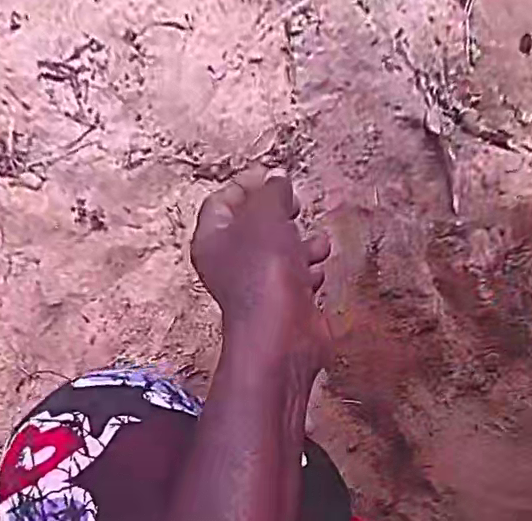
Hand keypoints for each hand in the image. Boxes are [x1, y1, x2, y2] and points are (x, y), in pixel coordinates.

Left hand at [190, 165, 332, 385]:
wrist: (283, 334)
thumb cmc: (264, 273)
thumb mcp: (266, 215)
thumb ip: (271, 192)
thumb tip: (278, 181)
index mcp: (212, 241)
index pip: (221, 203)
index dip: (246, 184)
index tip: (271, 175)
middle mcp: (230, 266)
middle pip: (252, 229)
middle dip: (277, 214)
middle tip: (295, 205)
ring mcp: (257, 289)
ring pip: (278, 256)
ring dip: (300, 243)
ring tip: (318, 241)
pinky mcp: (282, 308)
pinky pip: (295, 281)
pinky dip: (309, 271)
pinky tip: (319, 269)